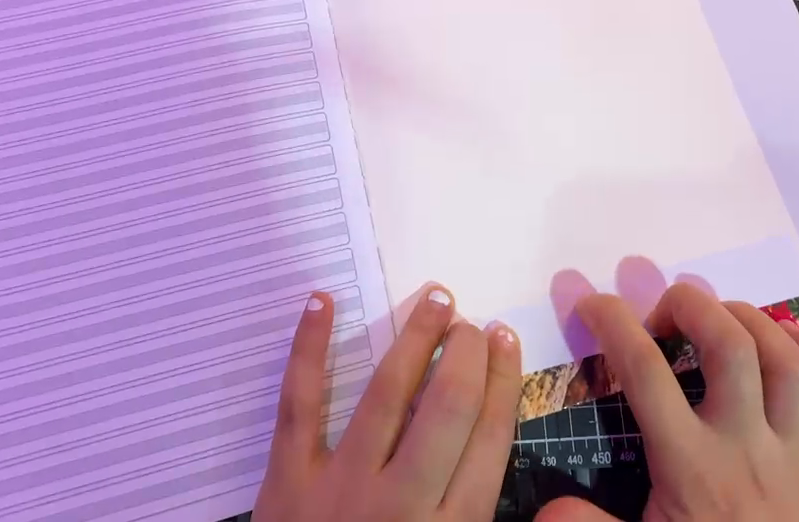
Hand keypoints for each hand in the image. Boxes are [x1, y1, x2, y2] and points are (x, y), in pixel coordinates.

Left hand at [255, 287, 523, 521]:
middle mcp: (401, 504)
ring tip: (436, 298)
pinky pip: (299, 401)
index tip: (504, 338)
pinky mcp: (286, 477)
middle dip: (466, 354)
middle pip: (446, 409)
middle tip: (471, 322)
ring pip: (388, 393)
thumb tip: (512, 462)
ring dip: (415, 337)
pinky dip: (308, 346)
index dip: (502, 381)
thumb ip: (484, 514)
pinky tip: (322, 298)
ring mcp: (341, 485)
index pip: (489, 442)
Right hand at [537, 284, 798, 521]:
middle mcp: (747, 448)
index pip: (644, 371)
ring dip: (751, 321)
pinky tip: (791, 343)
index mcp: (692, 468)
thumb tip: (546, 508)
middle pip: (728, 345)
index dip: (614, 323)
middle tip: (665, 311)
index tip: (595, 305)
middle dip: (690, 306)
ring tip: (721, 318)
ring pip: (786, 361)